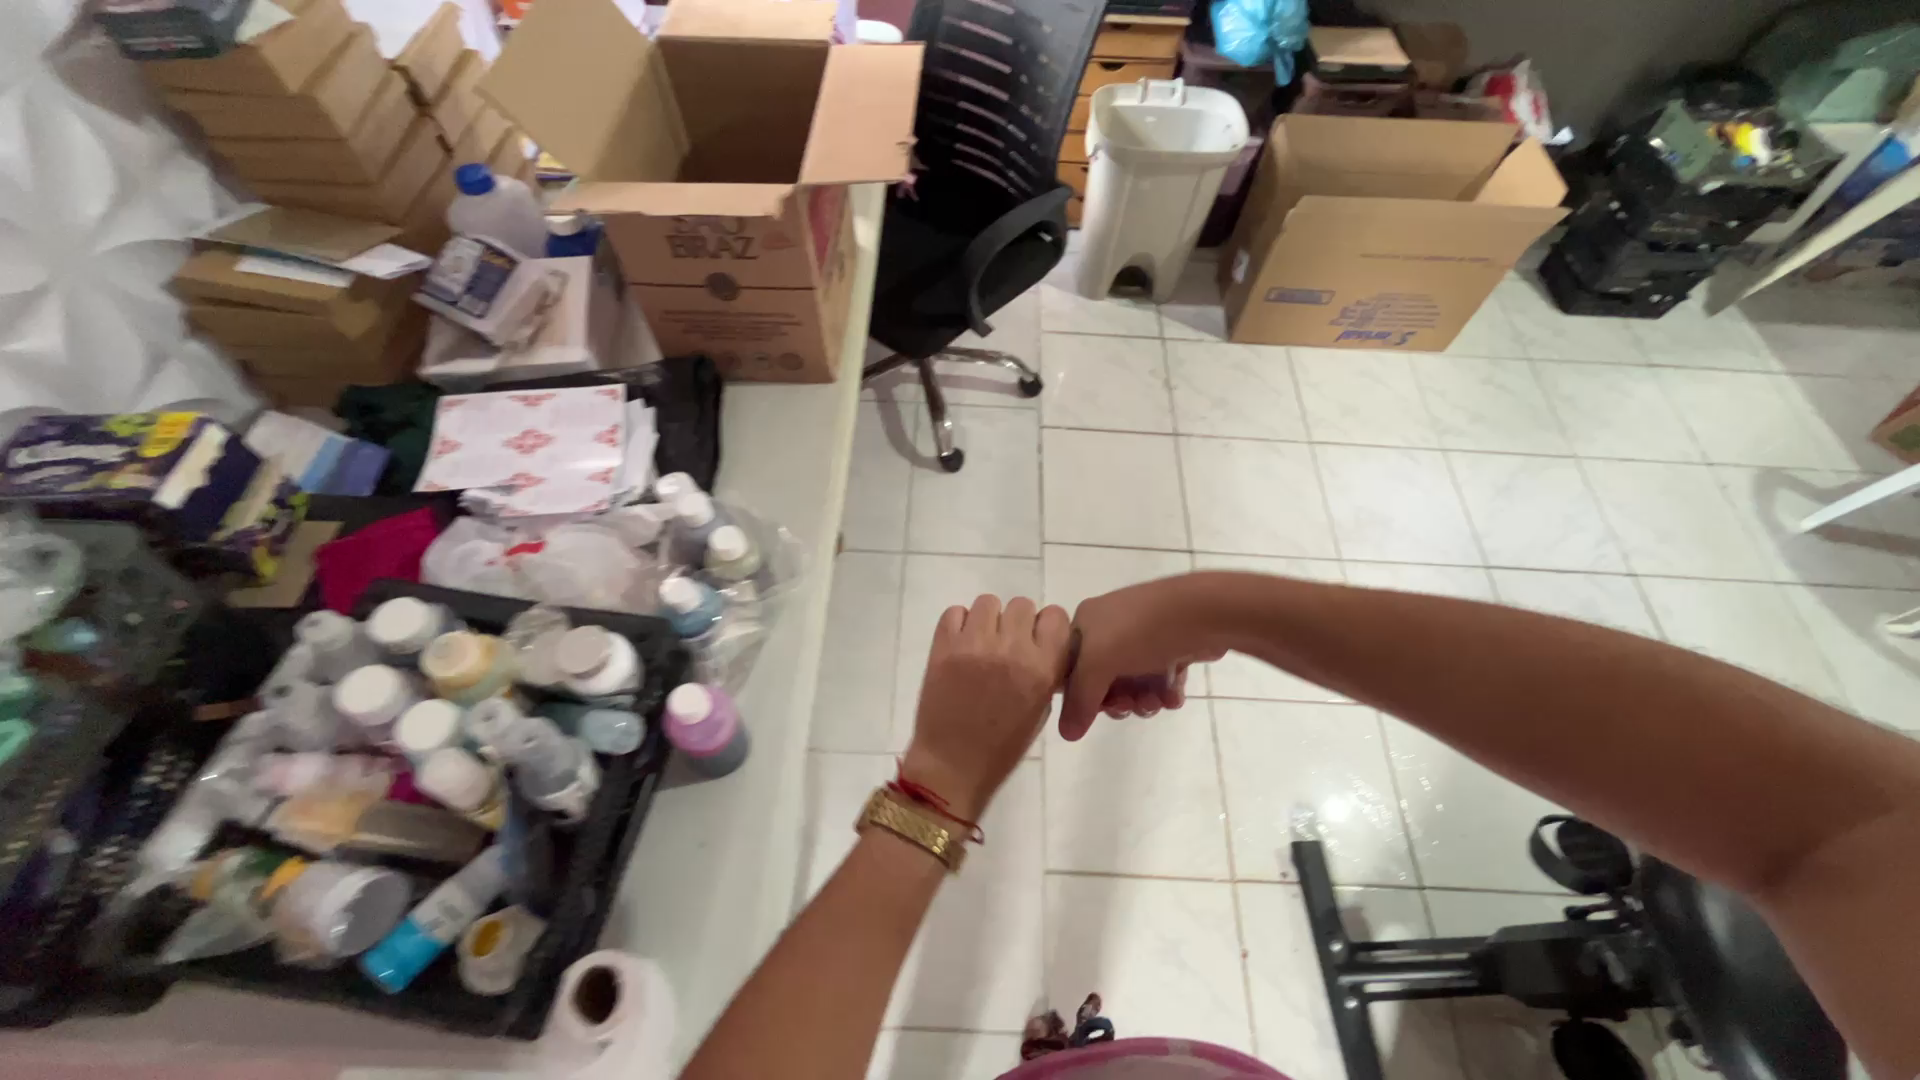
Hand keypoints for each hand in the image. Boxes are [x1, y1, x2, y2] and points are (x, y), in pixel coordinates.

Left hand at [903, 595, 1070, 821]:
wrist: (952, 764)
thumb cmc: (1002, 747)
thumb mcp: (1040, 710)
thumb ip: (1046, 672)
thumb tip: (1040, 646)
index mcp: (1042, 668)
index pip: (1055, 616)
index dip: (1046, 626)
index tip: (1036, 641)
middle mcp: (1012, 649)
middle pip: (1022, 605)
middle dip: (1016, 622)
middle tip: (1005, 646)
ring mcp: (975, 644)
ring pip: (988, 602)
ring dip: (988, 619)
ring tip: (981, 644)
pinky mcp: (944, 646)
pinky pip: (955, 612)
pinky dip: (959, 623)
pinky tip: (960, 646)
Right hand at [1060, 576, 1226, 741]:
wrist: (1203, 612)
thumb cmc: (1140, 632)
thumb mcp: (1098, 663)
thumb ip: (1080, 700)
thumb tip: (1067, 733)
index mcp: (1086, 622)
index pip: (1069, 667)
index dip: (1079, 694)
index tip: (1096, 710)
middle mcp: (1110, 628)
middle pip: (1101, 679)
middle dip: (1116, 700)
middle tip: (1128, 707)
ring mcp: (1142, 637)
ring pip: (1132, 683)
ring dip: (1142, 700)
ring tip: (1157, 702)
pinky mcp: (1171, 647)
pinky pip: (1159, 679)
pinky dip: (1163, 693)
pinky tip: (1173, 698)